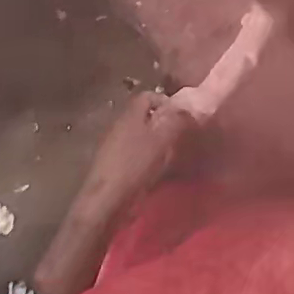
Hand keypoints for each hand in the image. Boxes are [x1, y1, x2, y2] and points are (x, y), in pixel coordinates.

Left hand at [79, 91, 192, 208]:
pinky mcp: (110, 161)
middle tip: (177, 134)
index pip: (148, 95)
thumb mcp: (161, 140)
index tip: (180, 115)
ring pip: (136, 133)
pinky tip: (152, 168)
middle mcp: (118, 123)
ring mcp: (112, 142)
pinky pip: (130, 150)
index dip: (164, 101)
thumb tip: (187, 109)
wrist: (106, 197)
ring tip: (168, 153)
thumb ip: (176, 122)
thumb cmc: (135, 164)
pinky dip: (143, 154)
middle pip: (142, 115)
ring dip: (152, 139)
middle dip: (160, 122)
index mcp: (130, 114)